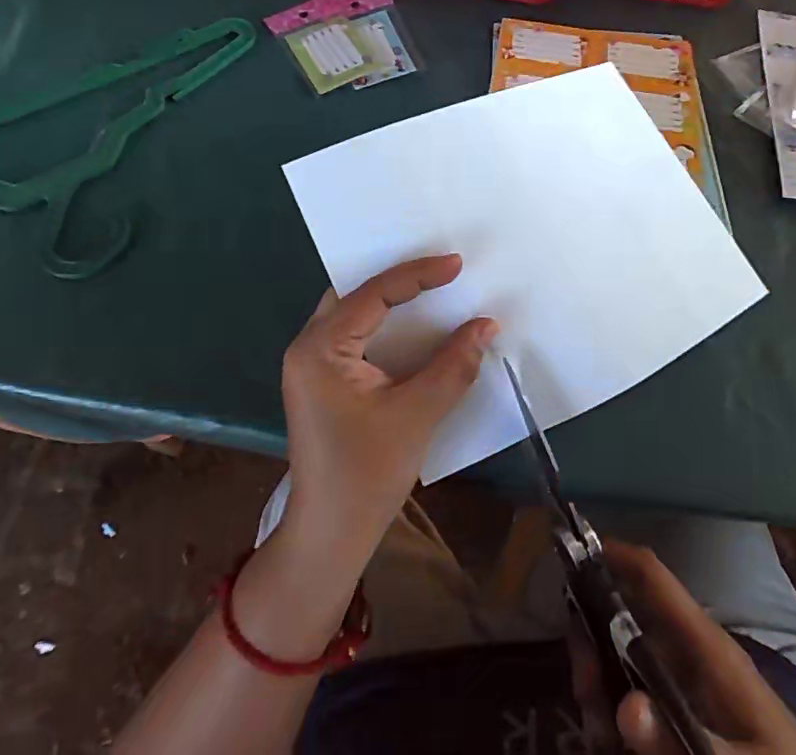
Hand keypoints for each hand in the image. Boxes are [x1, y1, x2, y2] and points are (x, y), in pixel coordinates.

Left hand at [279, 254, 496, 557]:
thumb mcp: (416, 414)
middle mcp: (309, 348)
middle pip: (354, 294)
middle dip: (398, 279)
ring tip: (433, 287)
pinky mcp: (325, 382)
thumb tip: (486, 325)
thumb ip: (453, 365)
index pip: (372, 294)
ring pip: (354, 314)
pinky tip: (416, 327)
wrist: (331, 533)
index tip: (457, 264)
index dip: (417, 274)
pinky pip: (357, 337)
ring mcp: (313, 366)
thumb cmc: (366, 474)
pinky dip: (387, 326)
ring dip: (392, 301)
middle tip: (441, 268)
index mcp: (320, 349)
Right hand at [598, 543, 795, 754]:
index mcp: (709, 649)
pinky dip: (614, 719)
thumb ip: (678, 743)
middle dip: (594, 644)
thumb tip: (626, 707)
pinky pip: (636, 700)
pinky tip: (607, 742)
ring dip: (599, 687)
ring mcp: (686, 688)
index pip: (655, 580)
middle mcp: (692, 657)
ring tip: (596, 731)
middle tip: (582, 684)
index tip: (569, 551)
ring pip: (623, 664)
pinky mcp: (683, 717)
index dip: (613, 557)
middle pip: (627, 622)